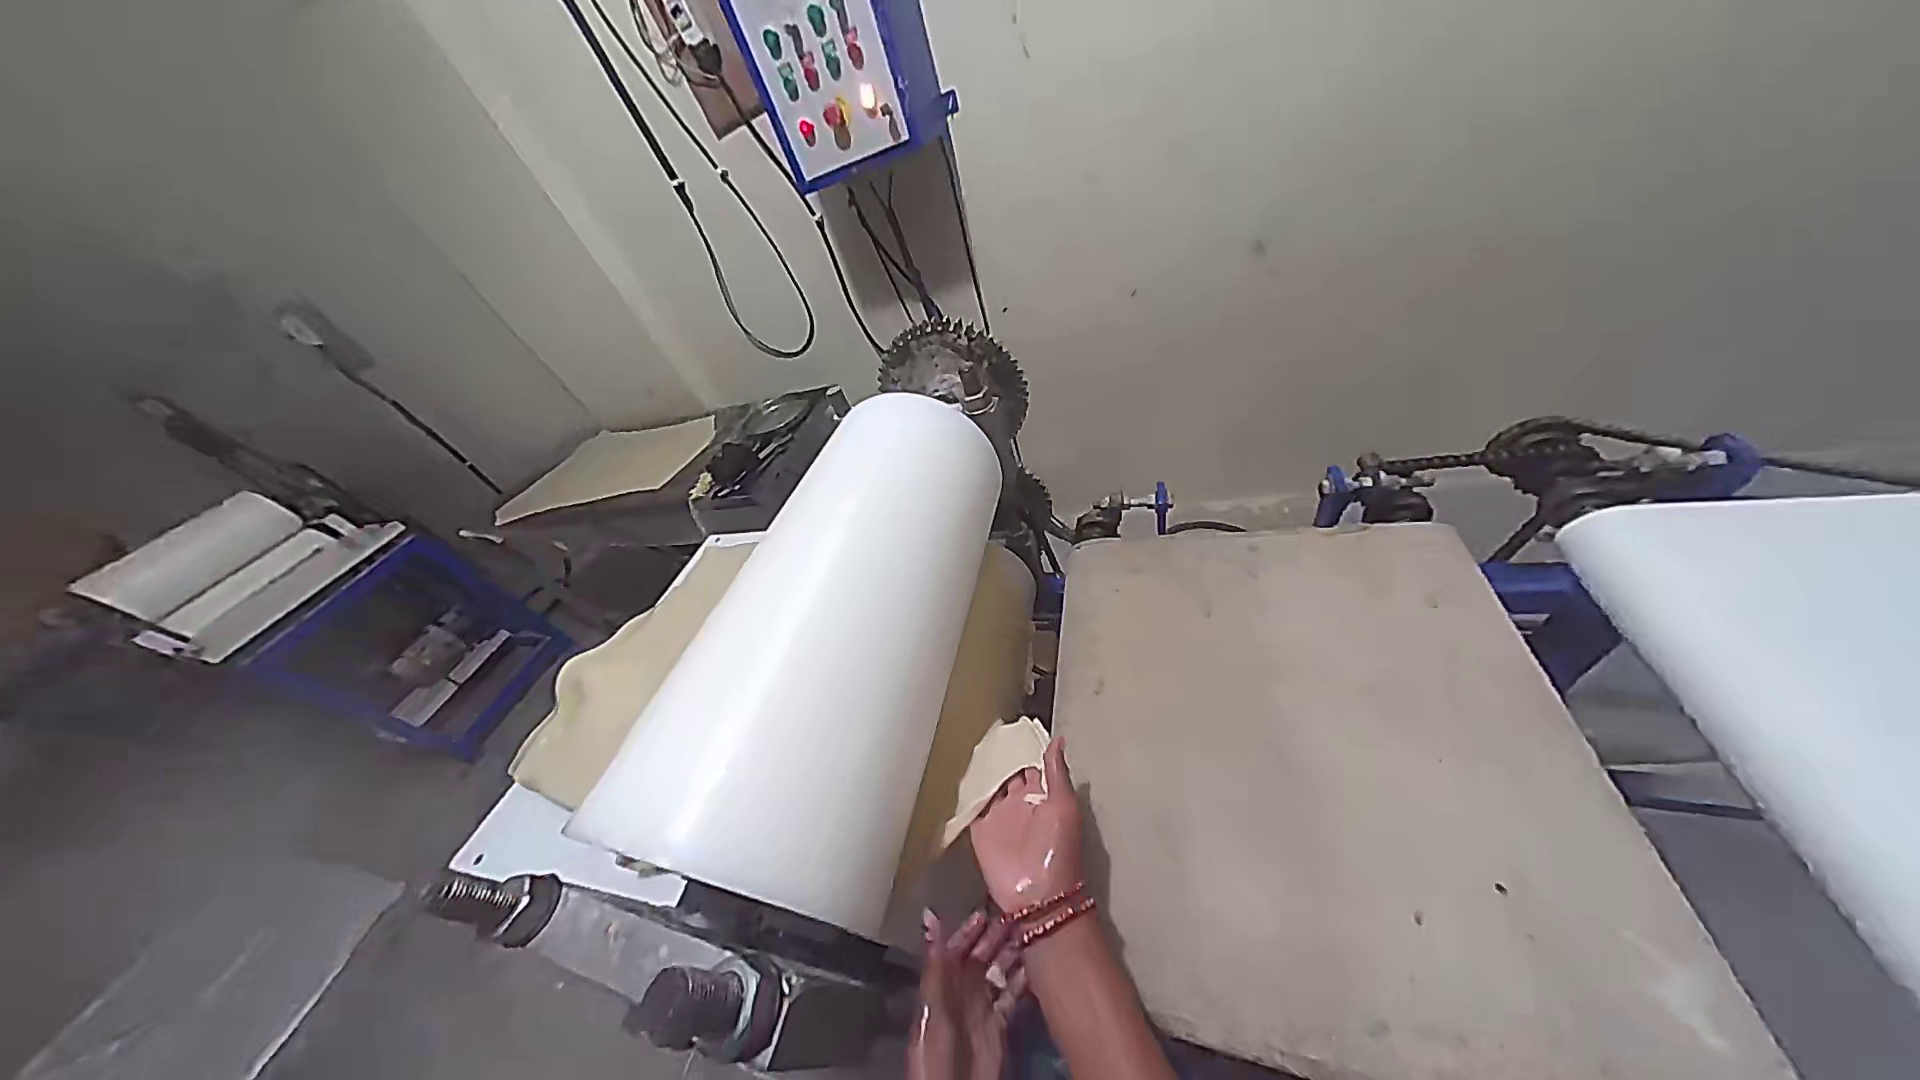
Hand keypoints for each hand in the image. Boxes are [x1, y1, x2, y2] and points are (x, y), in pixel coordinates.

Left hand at [908, 910, 1027, 1079]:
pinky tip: (1036, 967)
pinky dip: (1022, 981)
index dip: (970, 929)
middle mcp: (962, 989)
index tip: (987, 911)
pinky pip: (1012, 996)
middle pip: (981, 955)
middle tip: (1016, 915)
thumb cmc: (935, 1050)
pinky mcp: (998, 1025)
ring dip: (1012, 953)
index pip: (957, 946)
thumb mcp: (933, 1003)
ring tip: (1031, 933)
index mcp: (943, 980)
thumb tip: (929, 914)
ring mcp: (981, 1006)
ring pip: (999, 971)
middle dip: (996, 936)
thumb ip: (934, 961)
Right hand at [969, 737, 1082, 913]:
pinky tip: (954, 776)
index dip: (1022, 746)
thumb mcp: (1064, 806)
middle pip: (1006, 772)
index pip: (1030, 763)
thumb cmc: (1058, 849)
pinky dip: (963, 795)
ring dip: (979, 772)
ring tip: (966, 746)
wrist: (1039, 896)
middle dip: (998, 755)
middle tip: (985, 730)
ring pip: (987, 786)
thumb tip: (1057, 739)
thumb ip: (1056, 773)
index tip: (1011, 725)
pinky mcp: (980, 831)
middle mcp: (1019, 802)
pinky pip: (970, 808)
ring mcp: (999, 816)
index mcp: (1042, 794)